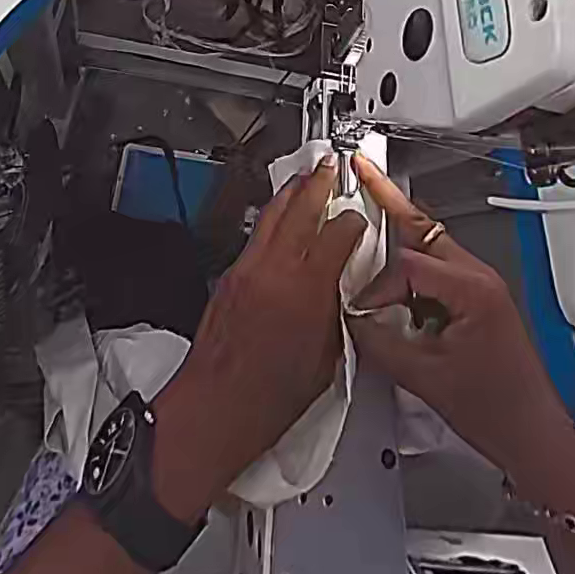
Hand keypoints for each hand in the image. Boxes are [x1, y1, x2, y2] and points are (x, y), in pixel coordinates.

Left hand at [150, 155, 367, 521]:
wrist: (215, 407)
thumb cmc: (268, 397)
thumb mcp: (326, 358)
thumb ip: (336, 312)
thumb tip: (341, 289)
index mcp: (308, 290)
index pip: (338, 233)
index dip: (353, 221)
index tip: (359, 219)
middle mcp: (276, 270)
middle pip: (301, 208)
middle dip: (319, 182)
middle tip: (329, 166)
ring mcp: (249, 268)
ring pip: (273, 213)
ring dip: (292, 190)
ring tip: (304, 176)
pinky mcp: (231, 275)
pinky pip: (256, 232)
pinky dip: (272, 215)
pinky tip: (279, 214)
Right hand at [346, 154, 574, 513]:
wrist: (533, 434)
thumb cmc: (497, 409)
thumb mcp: (426, 377)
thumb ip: (381, 341)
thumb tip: (355, 319)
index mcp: (472, 289)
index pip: (409, 265)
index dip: (377, 286)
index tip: (361, 309)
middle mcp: (479, 277)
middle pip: (424, 228)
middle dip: (389, 199)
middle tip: (364, 173)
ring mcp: (480, 285)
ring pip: (431, 244)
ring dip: (398, 232)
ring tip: (372, 206)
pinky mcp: (476, 298)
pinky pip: (437, 268)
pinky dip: (410, 267)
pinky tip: (392, 276)